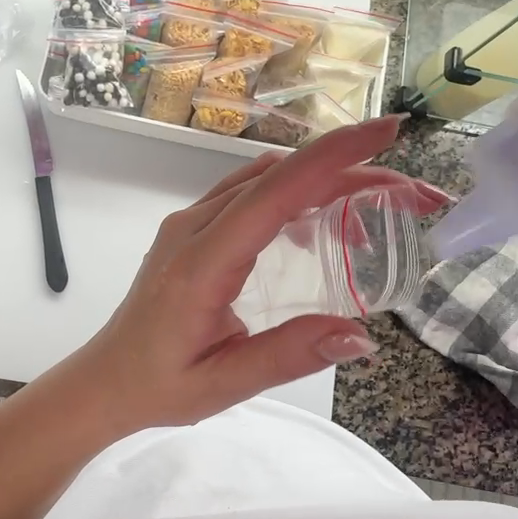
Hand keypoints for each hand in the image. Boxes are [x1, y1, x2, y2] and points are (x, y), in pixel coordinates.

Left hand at [53, 116, 448, 432]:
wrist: (105, 380)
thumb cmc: (159, 385)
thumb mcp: (224, 383)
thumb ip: (288, 356)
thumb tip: (361, 336)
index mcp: (201, 262)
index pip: (274, 191)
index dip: (332, 157)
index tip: (388, 133)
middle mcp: (192, 228)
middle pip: (278, 178)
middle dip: (349, 171)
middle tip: (412, 191)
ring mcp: (188, 224)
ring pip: (263, 181)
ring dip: (322, 181)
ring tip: (379, 206)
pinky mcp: (190, 231)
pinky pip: (247, 196)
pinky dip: (293, 195)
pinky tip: (321, 224)